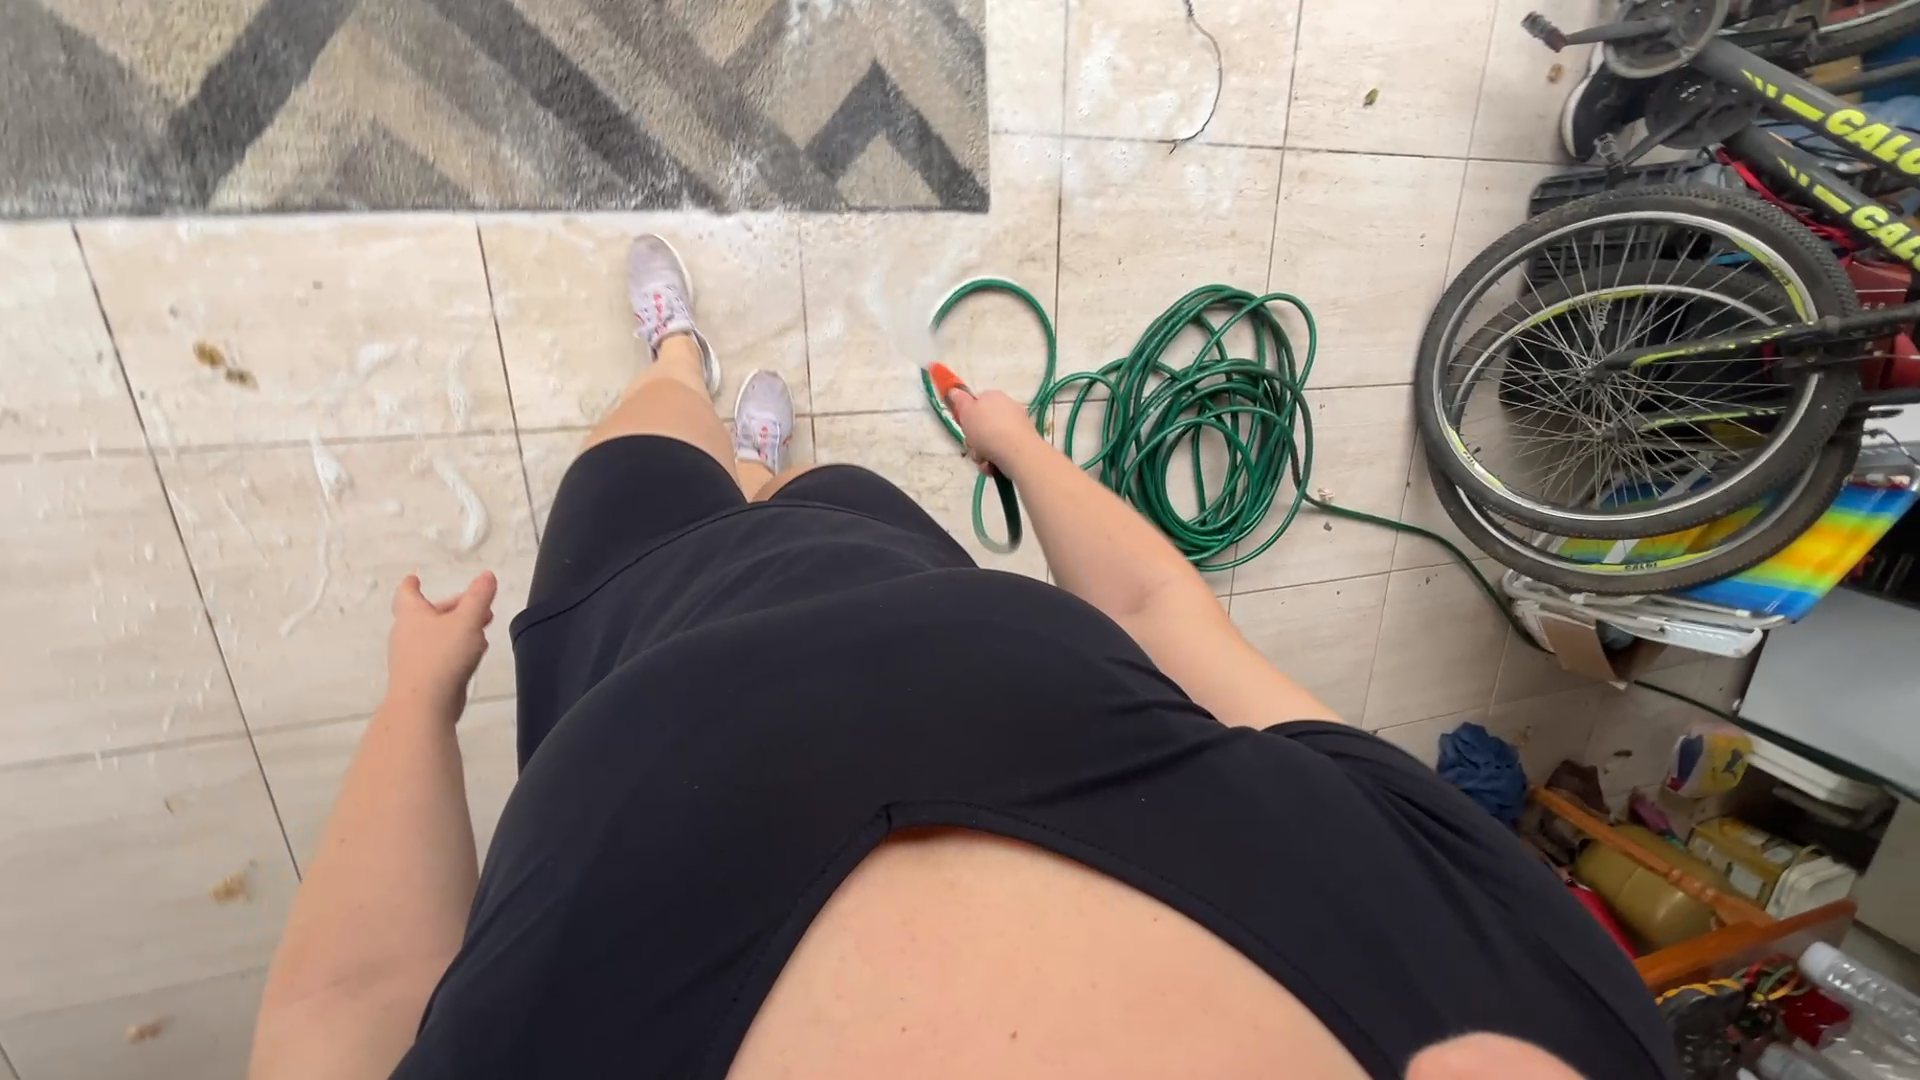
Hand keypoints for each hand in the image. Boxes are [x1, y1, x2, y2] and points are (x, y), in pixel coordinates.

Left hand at [385, 572, 496, 719]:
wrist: (424, 703)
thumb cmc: (443, 655)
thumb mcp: (468, 620)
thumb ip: (479, 597)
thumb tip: (487, 575)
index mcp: (412, 615)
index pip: (408, 594)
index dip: (412, 585)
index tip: (414, 578)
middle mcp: (407, 633)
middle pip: (429, 613)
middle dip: (453, 607)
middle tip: (478, 605)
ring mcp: (412, 655)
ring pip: (436, 633)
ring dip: (458, 627)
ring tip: (482, 628)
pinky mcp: (422, 674)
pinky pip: (439, 652)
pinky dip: (455, 646)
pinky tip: (474, 653)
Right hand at [948, 387, 1042, 471]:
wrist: (1016, 451)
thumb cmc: (987, 429)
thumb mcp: (966, 411)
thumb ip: (959, 401)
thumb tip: (955, 390)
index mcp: (993, 396)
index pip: (976, 402)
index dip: (967, 415)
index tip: (963, 426)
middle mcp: (1008, 408)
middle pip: (983, 425)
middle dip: (974, 440)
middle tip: (972, 445)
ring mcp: (1017, 427)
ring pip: (991, 442)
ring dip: (981, 454)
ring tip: (983, 460)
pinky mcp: (1023, 445)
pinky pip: (1001, 453)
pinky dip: (994, 461)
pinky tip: (992, 466)